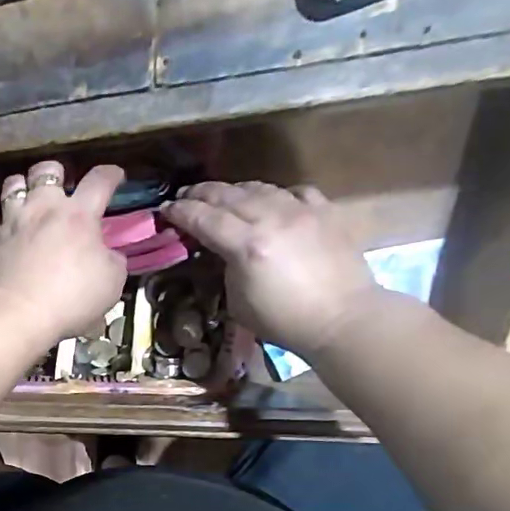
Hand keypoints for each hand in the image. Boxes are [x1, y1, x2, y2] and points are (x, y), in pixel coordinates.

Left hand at [0, 161, 127, 344]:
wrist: (20, 313)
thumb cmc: (73, 297)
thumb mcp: (112, 283)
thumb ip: (113, 262)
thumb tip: (109, 255)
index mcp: (79, 215)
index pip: (99, 181)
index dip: (111, 174)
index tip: (116, 176)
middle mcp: (44, 208)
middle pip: (47, 171)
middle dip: (56, 173)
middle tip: (62, 184)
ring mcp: (14, 222)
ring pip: (13, 185)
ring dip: (23, 187)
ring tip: (29, 197)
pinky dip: (2, 221)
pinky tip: (8, 227)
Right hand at [163, 181, 382, 356]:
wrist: (343, 319)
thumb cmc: (286, 322)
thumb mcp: (239, 303)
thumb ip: (227, 269)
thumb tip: (225, 252)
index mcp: (247, 246)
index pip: (204, 218)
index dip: (181, 211)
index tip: (167, 209)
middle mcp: (272, 218)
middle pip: (228, 195)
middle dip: (202, 193)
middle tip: (186, 195)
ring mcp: (300, 210)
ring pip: (260, 188)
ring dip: (236, 191)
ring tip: (224, 196)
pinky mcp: (324, 211)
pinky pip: (294, 192)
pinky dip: (277, 195)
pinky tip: (272, 202)